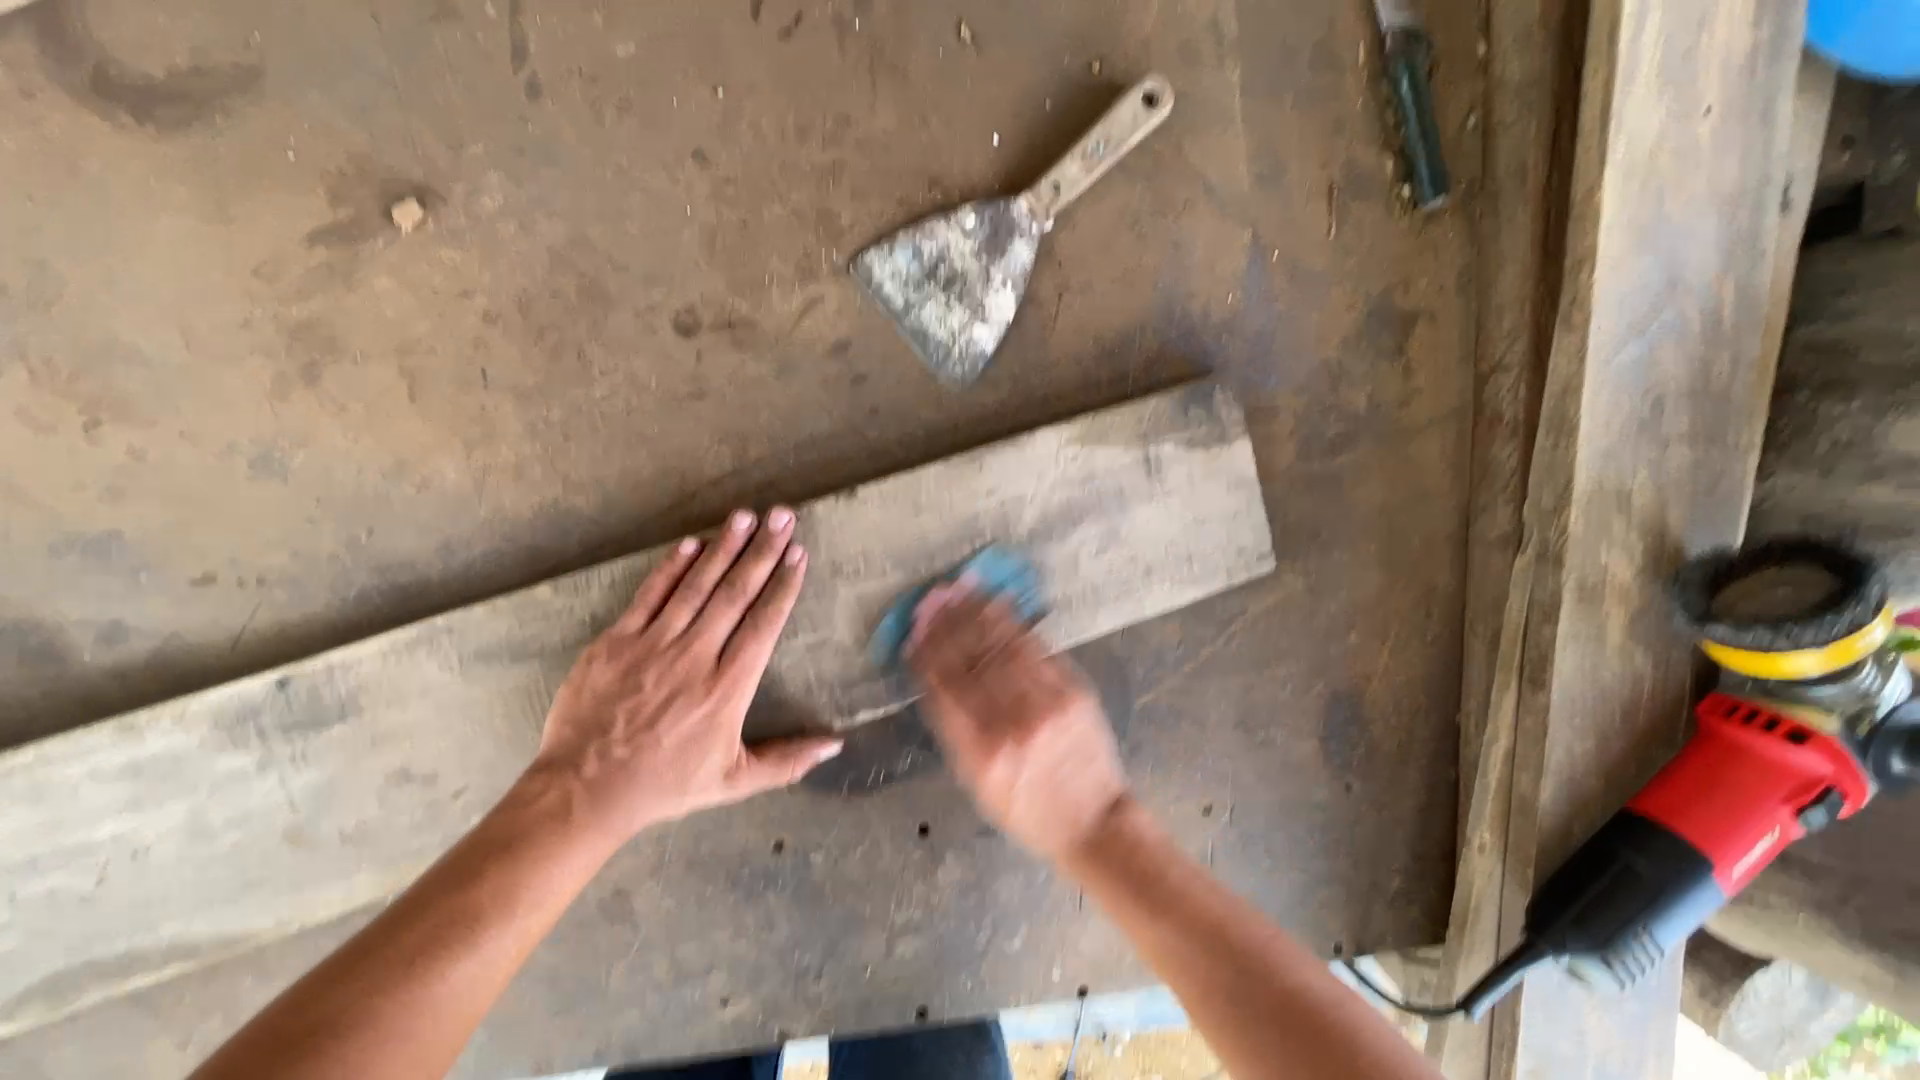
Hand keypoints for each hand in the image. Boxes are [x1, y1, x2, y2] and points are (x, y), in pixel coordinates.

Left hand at [527, 507, 843, 841]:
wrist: (585, 790)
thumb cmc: (665, 786)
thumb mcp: (734, 781)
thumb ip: (788, 760)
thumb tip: (836, 746)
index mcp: (727, 688)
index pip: (763, 625)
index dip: (783, 586)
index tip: (798, 554)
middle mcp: (694, 658)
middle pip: (735, 594)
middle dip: (762, 551)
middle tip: (782, 516)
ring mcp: (652, 645)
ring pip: (695, 586)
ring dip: (723, 548)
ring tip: (745, 516)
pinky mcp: (615, 642)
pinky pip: (649, 595)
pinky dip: (671, 568)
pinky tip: (691, 543)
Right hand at [907, 583, 1129, 858]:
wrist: (1093, 820)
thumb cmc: (1027, 810)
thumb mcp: (977, 784)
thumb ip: (956, 732)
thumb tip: (934, 681)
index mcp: (979, 753)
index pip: (943, 689)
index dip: (926, 654)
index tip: (914, 631)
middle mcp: (1011, 725)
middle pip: (971, 661)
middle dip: (947, 625)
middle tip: (931, 597)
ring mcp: (1046, 705)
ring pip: (1002, 648)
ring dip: (977, 615)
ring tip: (958, 590)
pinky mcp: (1073, 692)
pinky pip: (1037, 650)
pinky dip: (1012, 624)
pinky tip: (996, 605)